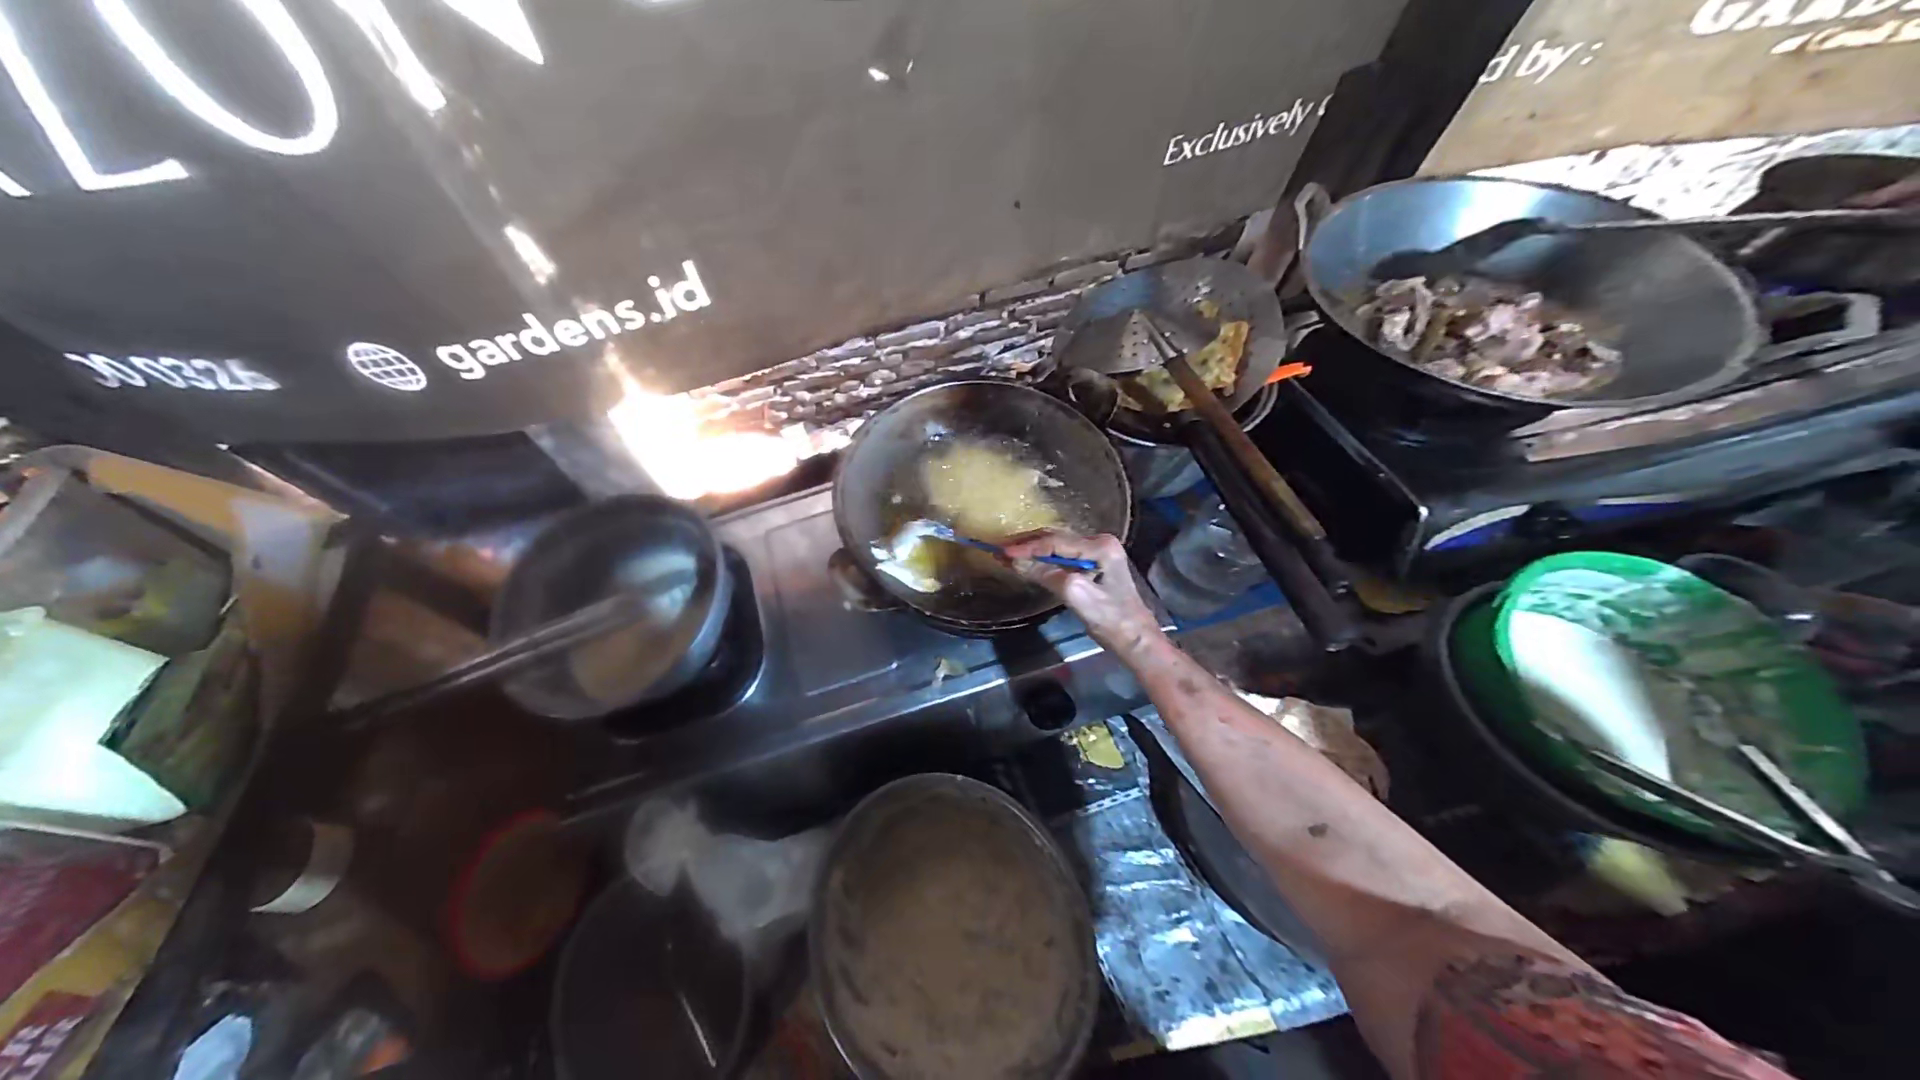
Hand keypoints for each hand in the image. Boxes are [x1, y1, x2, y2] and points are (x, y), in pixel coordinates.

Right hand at [1002, 531, 1160, 654]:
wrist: (1136, 639)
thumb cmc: (1111, 619)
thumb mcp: (1076, 596)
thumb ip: (1047, 574)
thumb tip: (1016, 562)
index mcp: (1100, 546)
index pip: (1055, 542)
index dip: (1026, 547)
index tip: (1001, 552)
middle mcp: (1100, 542)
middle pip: (1056, 539)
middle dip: (1027, 545)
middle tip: (999, 551)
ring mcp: (1099, 552)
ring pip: (1058, 546)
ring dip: (1033, 551)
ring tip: (1008, 556)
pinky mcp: (1096, 563)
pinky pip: (1064, 555)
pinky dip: (1045, 559)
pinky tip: (1029, 563)